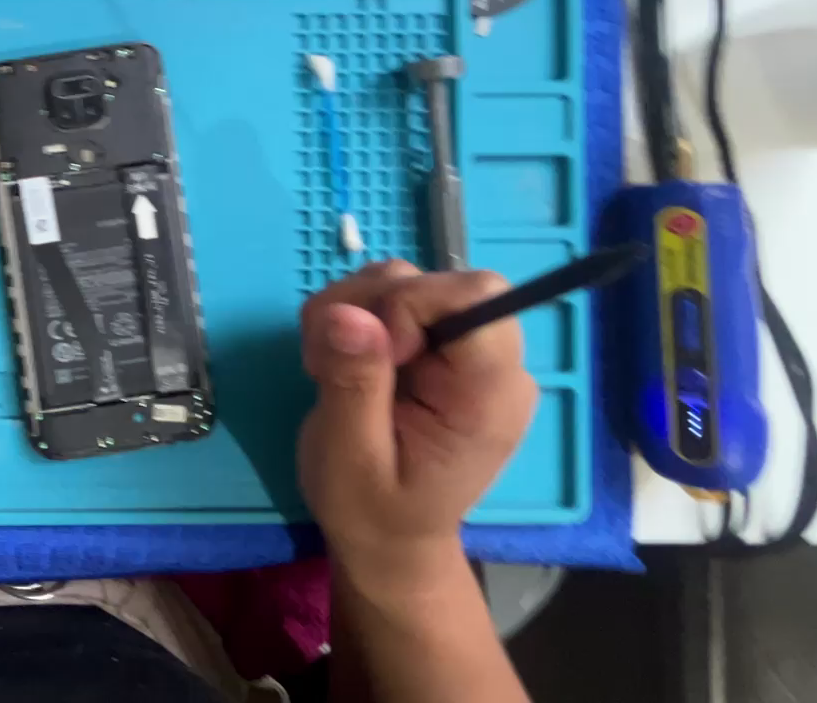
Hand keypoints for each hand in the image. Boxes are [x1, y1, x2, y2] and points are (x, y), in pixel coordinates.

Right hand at [296, 261, 537, 591]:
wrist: (381, 536)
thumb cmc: (370, 507)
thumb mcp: (350, 454)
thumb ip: (353, 382)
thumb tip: (347, 313)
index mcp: (488, 393)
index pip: (475, 296)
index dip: (411, 306)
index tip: (375, 355)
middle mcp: (483, 360)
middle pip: (429, 280)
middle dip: (367, 306)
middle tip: (334, 361)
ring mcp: (453, 349)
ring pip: (396, 280)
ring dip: (346, 310)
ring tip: (328, 366)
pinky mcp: (423, 344)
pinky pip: (379, 295)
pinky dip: (343, 315)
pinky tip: (335, 359)